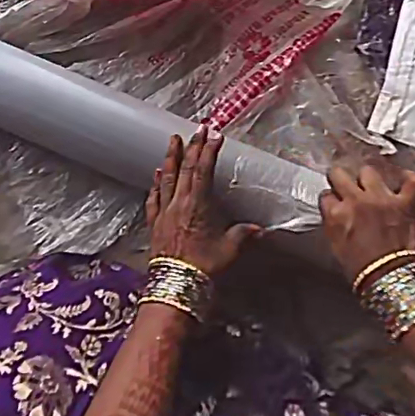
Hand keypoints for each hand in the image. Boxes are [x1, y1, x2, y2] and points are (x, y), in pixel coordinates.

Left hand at [146, 126, 259, 276]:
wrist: (175, 286)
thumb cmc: (204, 267)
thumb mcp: (229, 250)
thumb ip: (243, 235)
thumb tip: (259, 229)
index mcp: (198, 205)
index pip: (203, 170)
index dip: (209, 151)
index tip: (215, 134)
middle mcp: (179, 203)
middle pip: (185, 168)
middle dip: (193, 146)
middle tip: (198, 128)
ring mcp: (164, 212)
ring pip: (167, 179)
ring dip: (170, 158)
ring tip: (173, 140)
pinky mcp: (154, 224)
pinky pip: (154, 199)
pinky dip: (156, 184)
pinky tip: (155, 176)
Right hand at [320, 164, 414, 284]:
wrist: (390, 279)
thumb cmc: (360, 269)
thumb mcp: (336, 245)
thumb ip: (334, 223)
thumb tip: (337, 212)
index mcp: (336, 214)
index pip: (326, 195)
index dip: (331, 199)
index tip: (334, 203)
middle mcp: (356, 200)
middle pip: (339, 174)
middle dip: (340, 178)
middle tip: (345, 185)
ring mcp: (382, 198)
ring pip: (368, 171)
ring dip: (368, 178)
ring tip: (371, 185)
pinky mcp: (406, 202)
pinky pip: (411, 181)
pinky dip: (408, 179)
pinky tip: (403, 180)